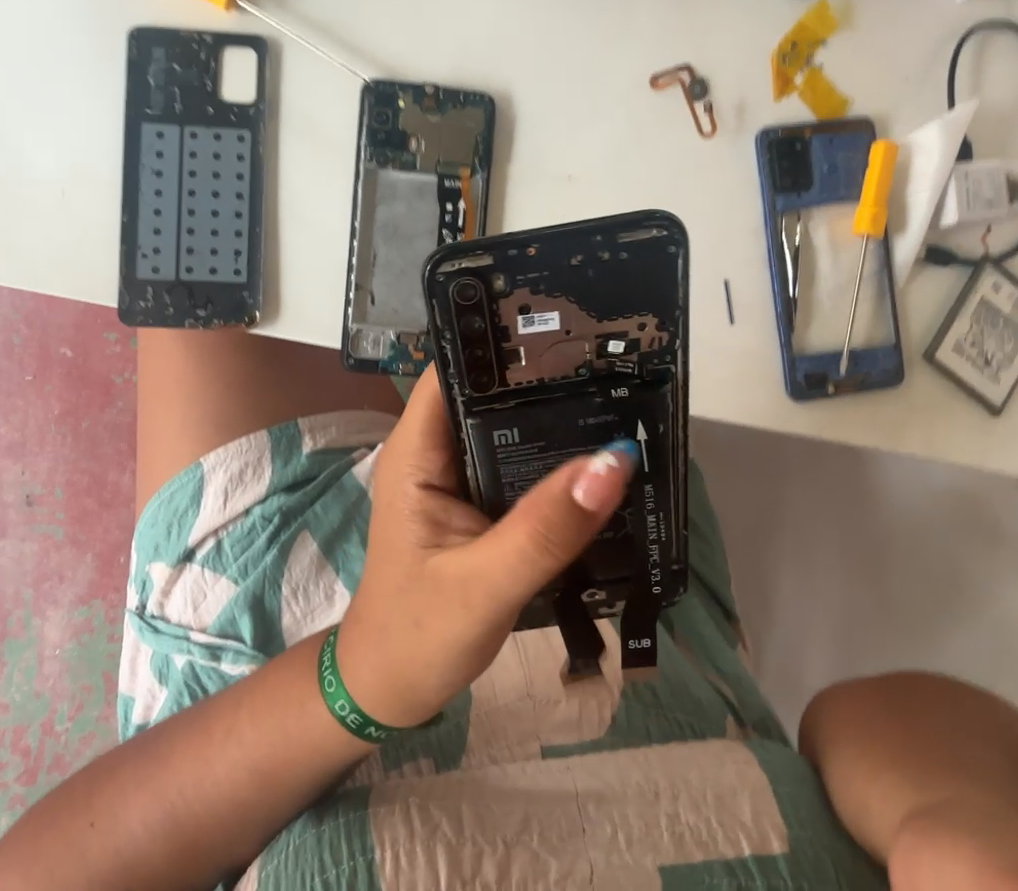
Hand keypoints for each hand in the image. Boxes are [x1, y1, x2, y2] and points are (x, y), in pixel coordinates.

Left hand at [335, 371, 637, 727]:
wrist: (391, 689)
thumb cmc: (418, 636)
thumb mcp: (485, 585)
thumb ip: (546, 528)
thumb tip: (614, 461)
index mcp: (416, 453)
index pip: (454, 370)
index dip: (504, 343)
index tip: (570, 328)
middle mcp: (436, 455)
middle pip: (491, 394)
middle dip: (546, 378)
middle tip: (620, 362)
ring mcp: (459, 482)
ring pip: (511, 432)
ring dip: (557, 421)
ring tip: (626, 398)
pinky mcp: (481, 509)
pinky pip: (522, 469)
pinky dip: (557, 463)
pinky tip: (604, 462)